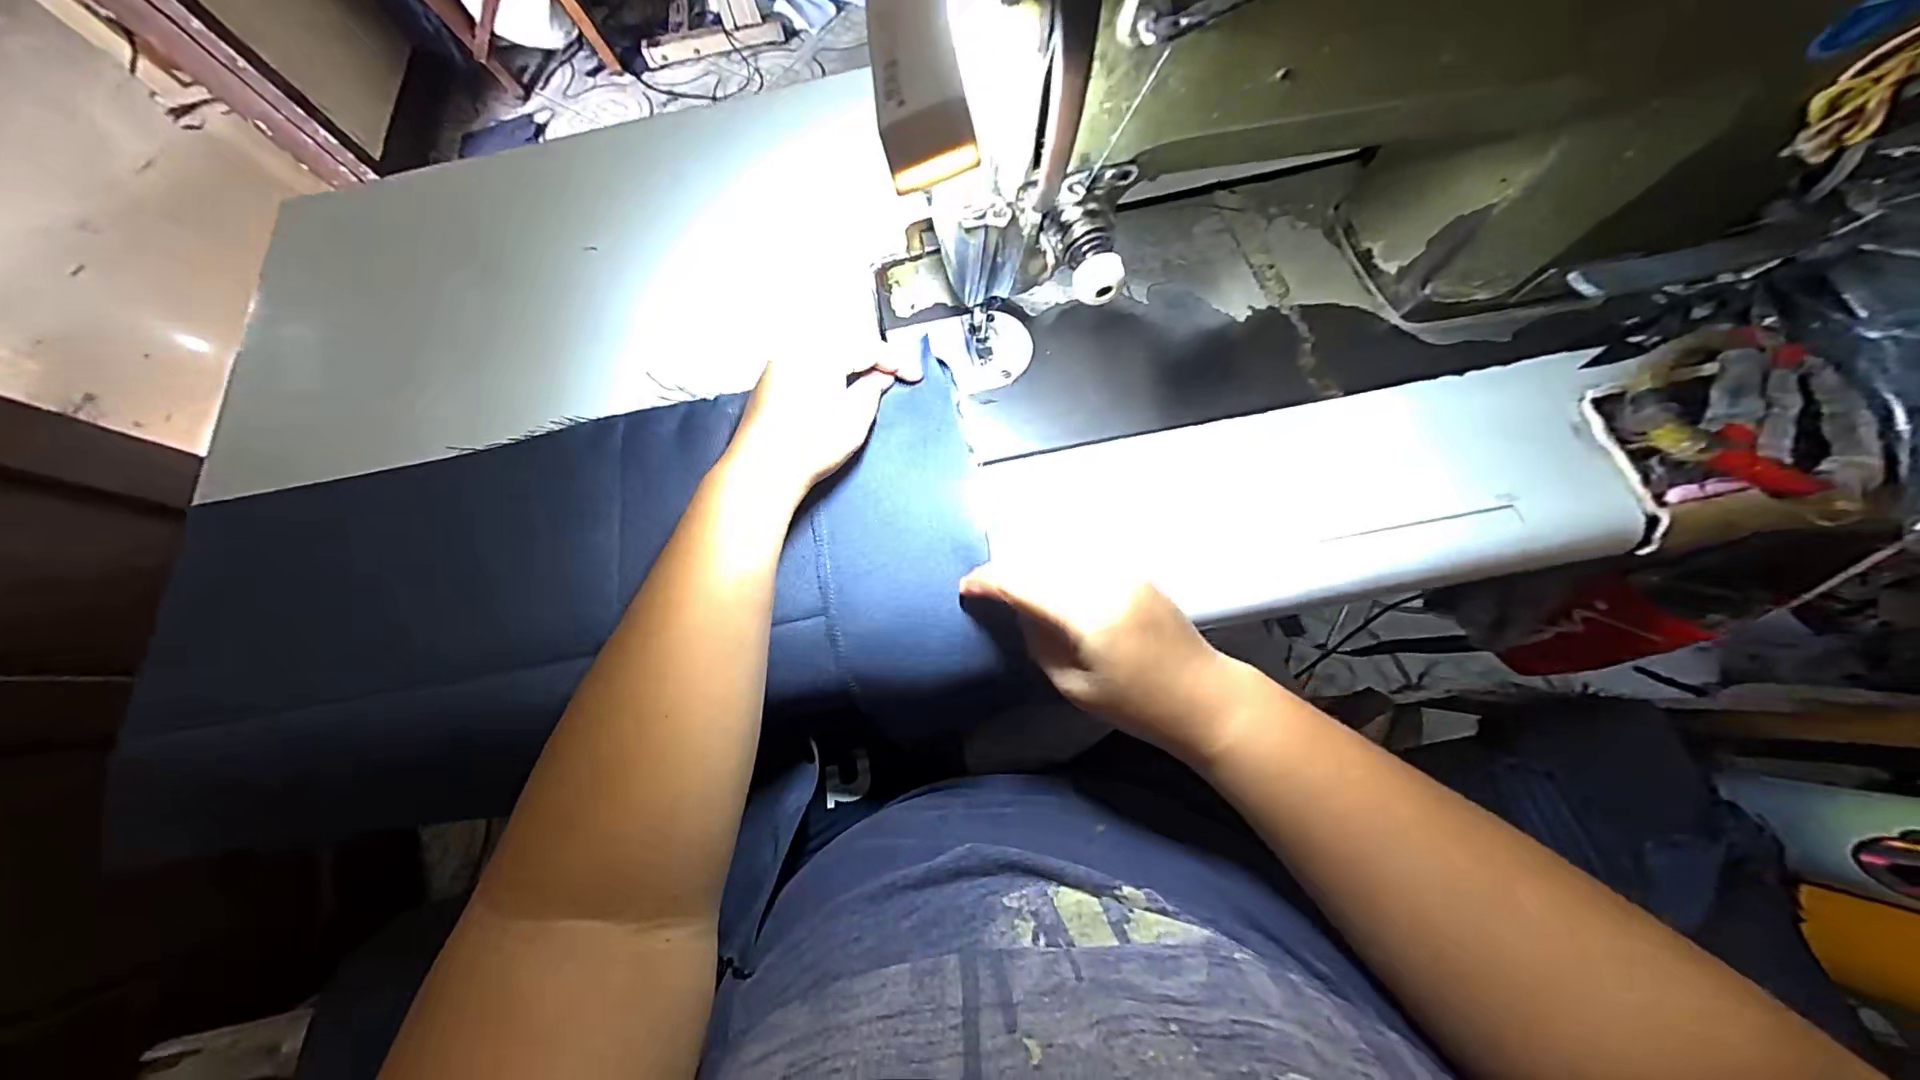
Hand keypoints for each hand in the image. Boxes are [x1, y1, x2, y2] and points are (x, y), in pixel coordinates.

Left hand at [726, 347, 923, 495]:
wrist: (764, 470)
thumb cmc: (806, 446)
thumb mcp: (856, 417)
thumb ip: (874, 388)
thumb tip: (881, 377)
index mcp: (821, 351)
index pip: (868, 347)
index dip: (896, 362)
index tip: (912, 375)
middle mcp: (796, 349)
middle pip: (845, 344)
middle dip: (872, 359)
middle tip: (893, 376)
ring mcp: (778, 364)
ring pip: (825, 355)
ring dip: (849, 366)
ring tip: (869, 385)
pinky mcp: (769, 382)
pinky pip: (807, 367)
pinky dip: (827, 374)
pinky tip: (837, 393)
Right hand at [960, 559, 1253, 765]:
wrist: (1201, 695)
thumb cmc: (1134, 703)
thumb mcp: (1072, 684)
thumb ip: (1038, 639)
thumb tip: (1017, 607)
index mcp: (1089, 614)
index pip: (1025, 582)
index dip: (989, 581)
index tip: (966, 588)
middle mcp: (1106, 581)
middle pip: (1040, 558)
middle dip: (1006, 566)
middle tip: (984, 583)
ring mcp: (1124, 571)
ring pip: (1062, 547)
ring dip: (1031, 554)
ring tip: (1010, 572)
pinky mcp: (1135, 571)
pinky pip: (1086, 548)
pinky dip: (1059, 550)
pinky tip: (1045, 558)